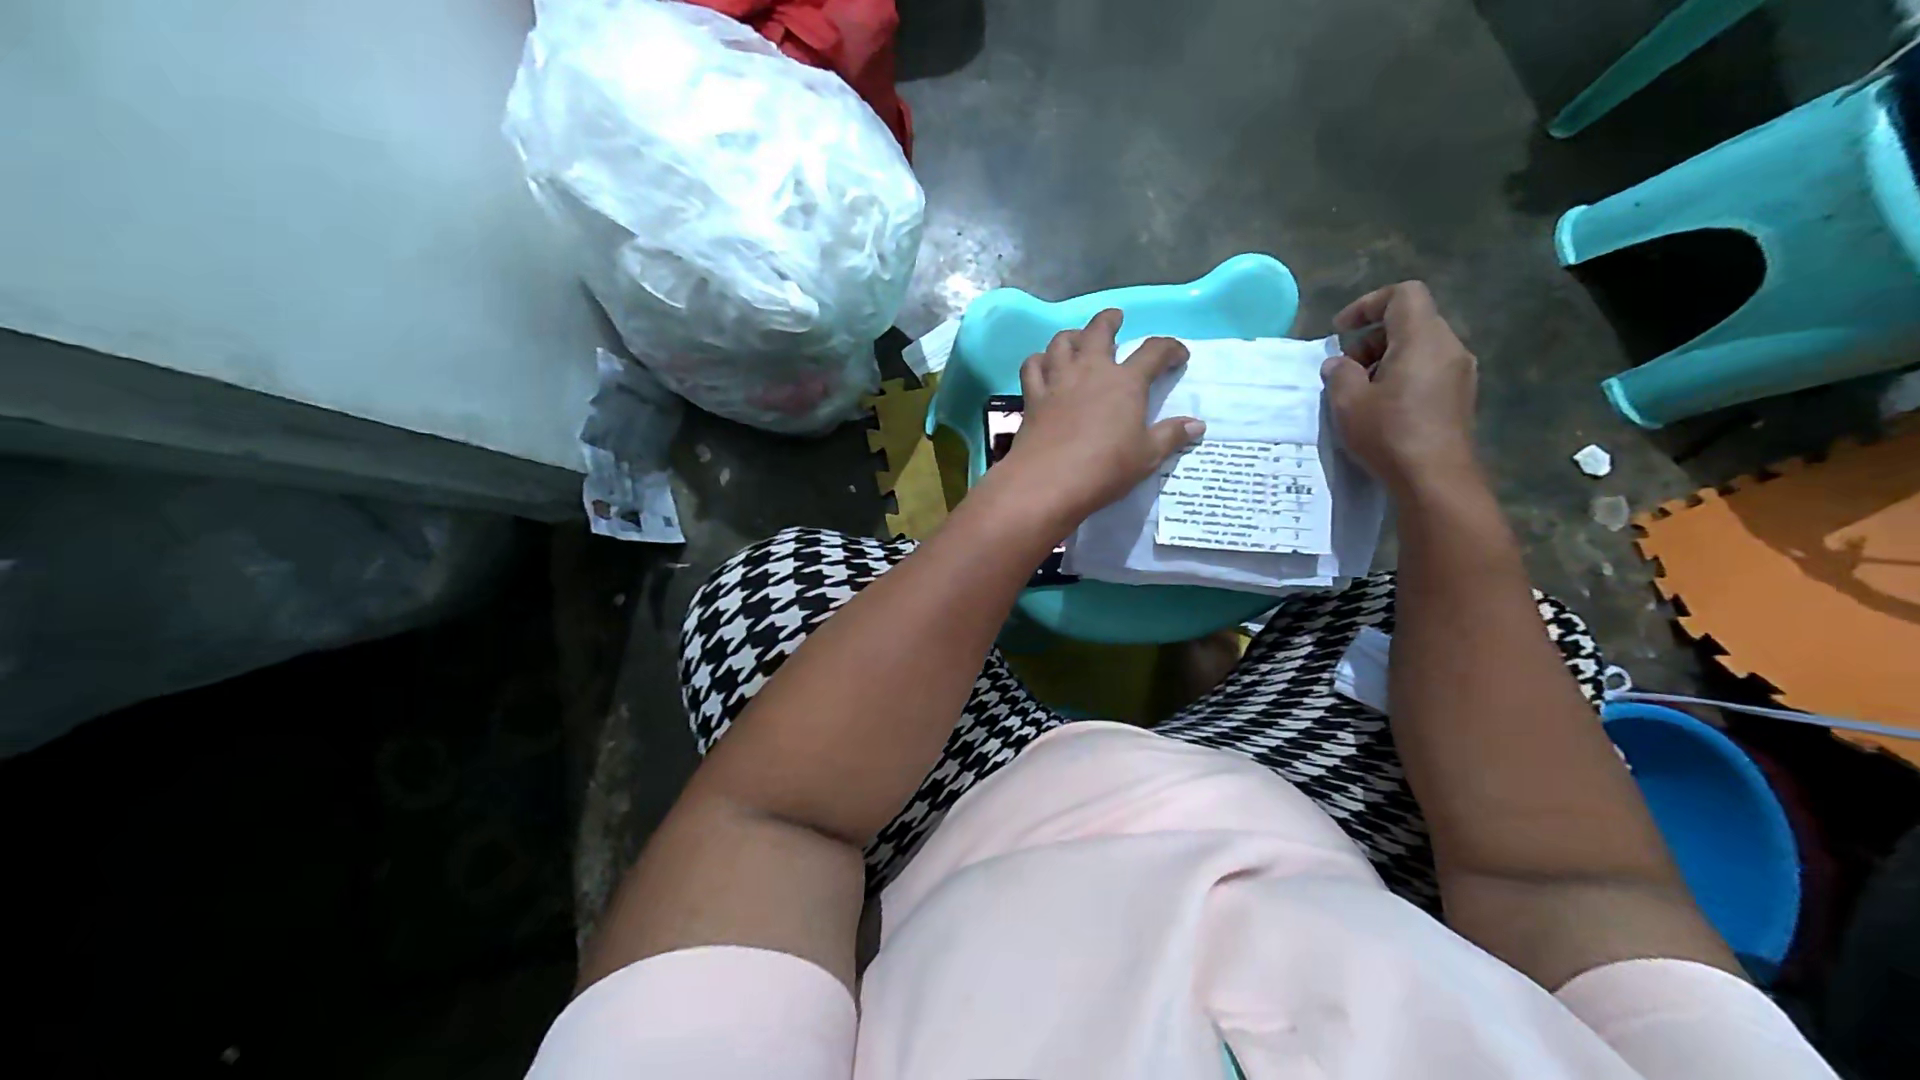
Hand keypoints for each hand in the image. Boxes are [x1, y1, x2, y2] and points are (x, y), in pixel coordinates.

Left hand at [994, 309, 1204, 528]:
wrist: (1049, 481)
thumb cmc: (1105, 468)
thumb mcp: (1147, 456)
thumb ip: (1171, 436)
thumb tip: (1197, 425)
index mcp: (1126, 382)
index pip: (1154, 351)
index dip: (1170, 349)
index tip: (1178, 356)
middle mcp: (1091, 371)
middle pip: (1099, 331)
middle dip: (1110, 320)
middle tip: (1116, 318)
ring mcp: (1058, 381)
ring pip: (1061, 342)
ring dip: (1072, 335)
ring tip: (1078, 338)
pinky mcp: (1033, 397)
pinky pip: (1032, 367)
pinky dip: (1038, 360)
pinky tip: (1043, 364)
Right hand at [1322, 282, 1479, 494]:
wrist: (1435, 479)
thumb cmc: (1389, 434)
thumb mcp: (1348, 402)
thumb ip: (1339, 374)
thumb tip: (1339, 363)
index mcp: (1423, 339)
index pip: (1403, 294)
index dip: (1368, 304)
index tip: (1341, 329)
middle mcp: (1449, 347)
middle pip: (1411, 320)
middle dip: (1372, 338)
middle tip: (1345, 369)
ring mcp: (1460, 372)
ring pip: (1419, 346)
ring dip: (1385, 359)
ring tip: (1360, 391)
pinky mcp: (1460, 396)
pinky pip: (1429, 369)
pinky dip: (1402, 375)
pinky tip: (1382, 406)